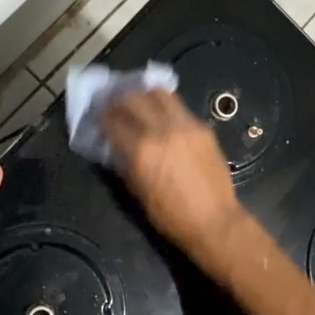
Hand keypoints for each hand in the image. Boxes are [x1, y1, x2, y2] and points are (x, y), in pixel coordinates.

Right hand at [101, 90, 245, 258]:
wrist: (214, 221)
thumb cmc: (171, 216)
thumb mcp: (137, 193)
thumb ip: (124, 163)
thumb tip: (115, 145)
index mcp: (141, 150)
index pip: (113, 120)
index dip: (102, 117)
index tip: (99, 118)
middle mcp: (162, 130)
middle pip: (134, 98)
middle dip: (119, 100)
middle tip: (115, 105)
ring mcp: (186, 125)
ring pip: (159, 94)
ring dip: (144, 95)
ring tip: (139, 103)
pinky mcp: (203, 127)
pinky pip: (180, 107)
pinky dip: (166, 106)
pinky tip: (163, 116)